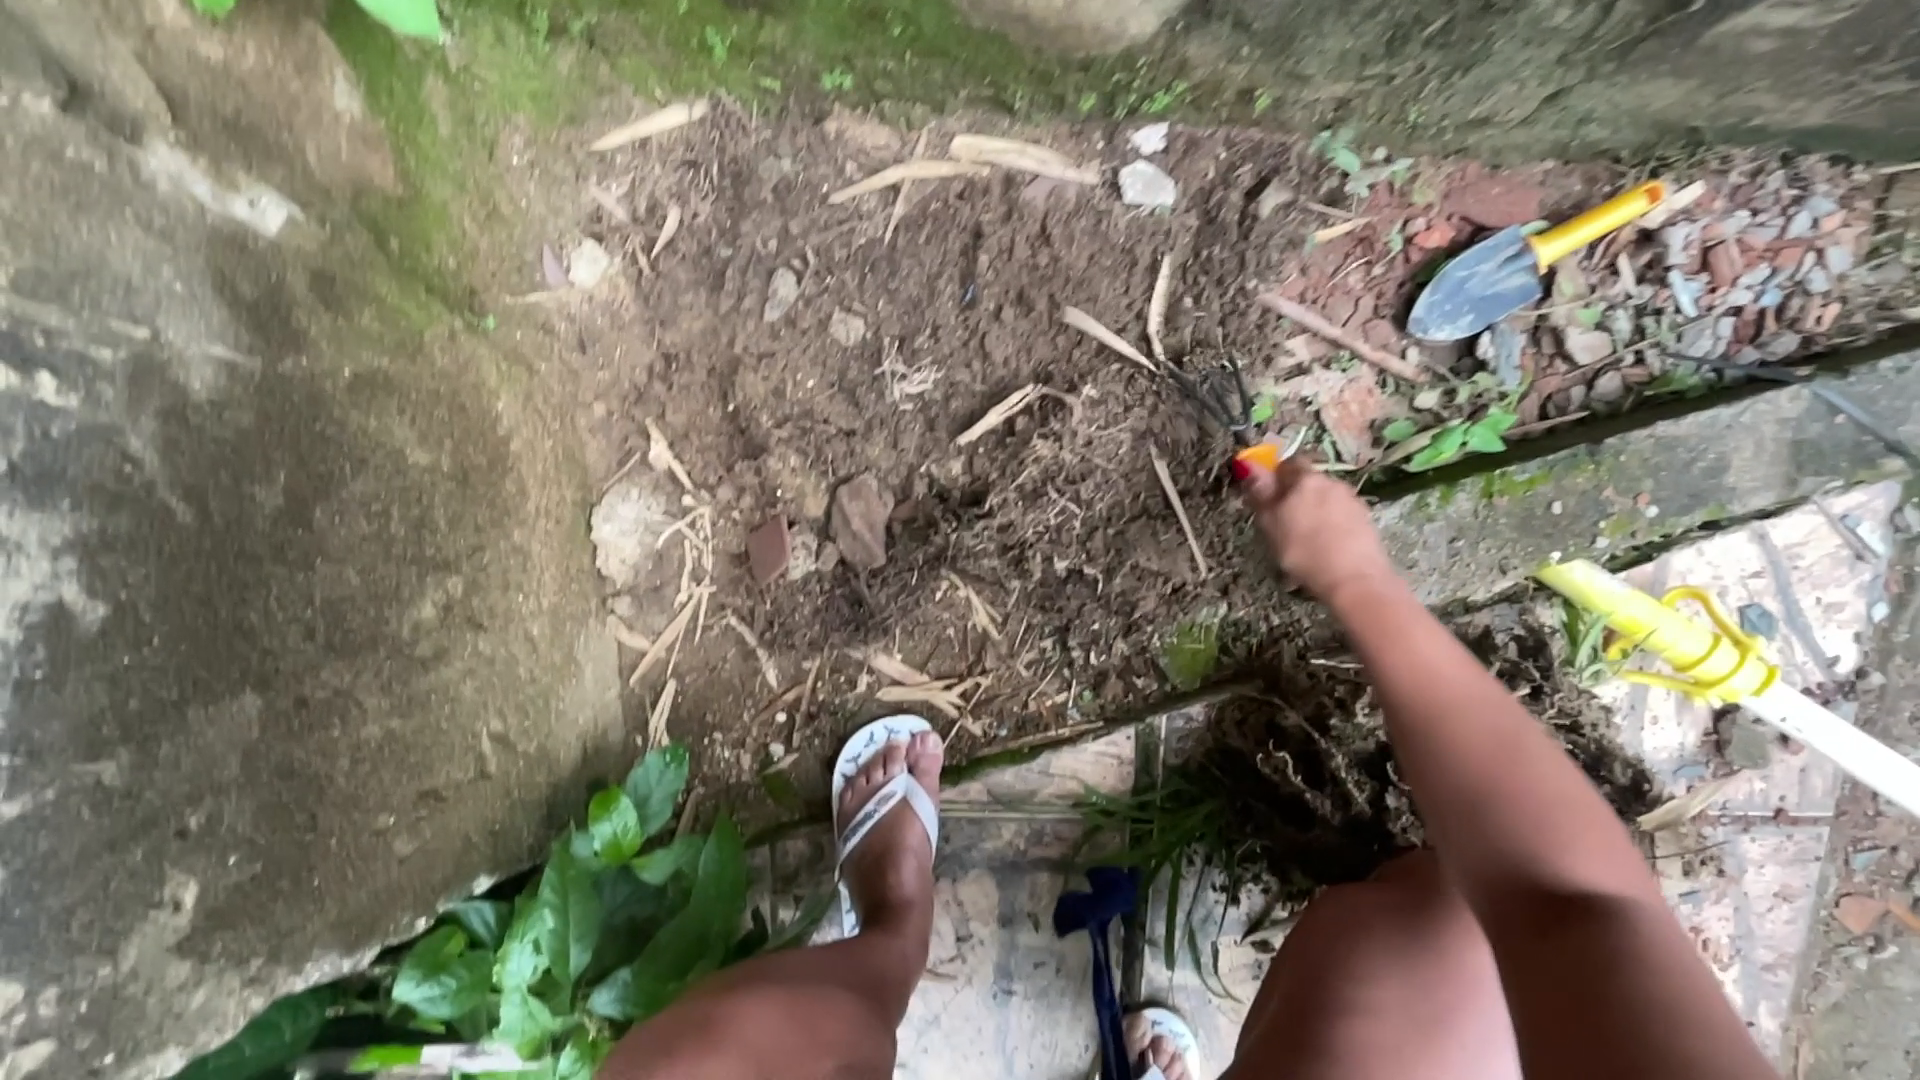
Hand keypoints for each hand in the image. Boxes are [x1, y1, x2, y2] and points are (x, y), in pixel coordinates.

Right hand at [1235, 456, 1399, 605]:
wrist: (1353, 579)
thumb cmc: (1303, 551)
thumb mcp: (1270, 525)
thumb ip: (1260, 493)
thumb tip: (1247, 464)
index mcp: (1304, 479)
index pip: (1288, 463)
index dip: (1277, 477)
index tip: (1269, 498)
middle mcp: (1330, 482)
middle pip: (1309, 482)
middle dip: (1298, 497)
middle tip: (1285, 523)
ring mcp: (1352, 500)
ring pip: (1326, 500)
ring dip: (1316, 512)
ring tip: (1308, 541)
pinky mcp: (1366, 519)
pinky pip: (1342, 516)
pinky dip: (1332, 526)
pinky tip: (1326, 549)